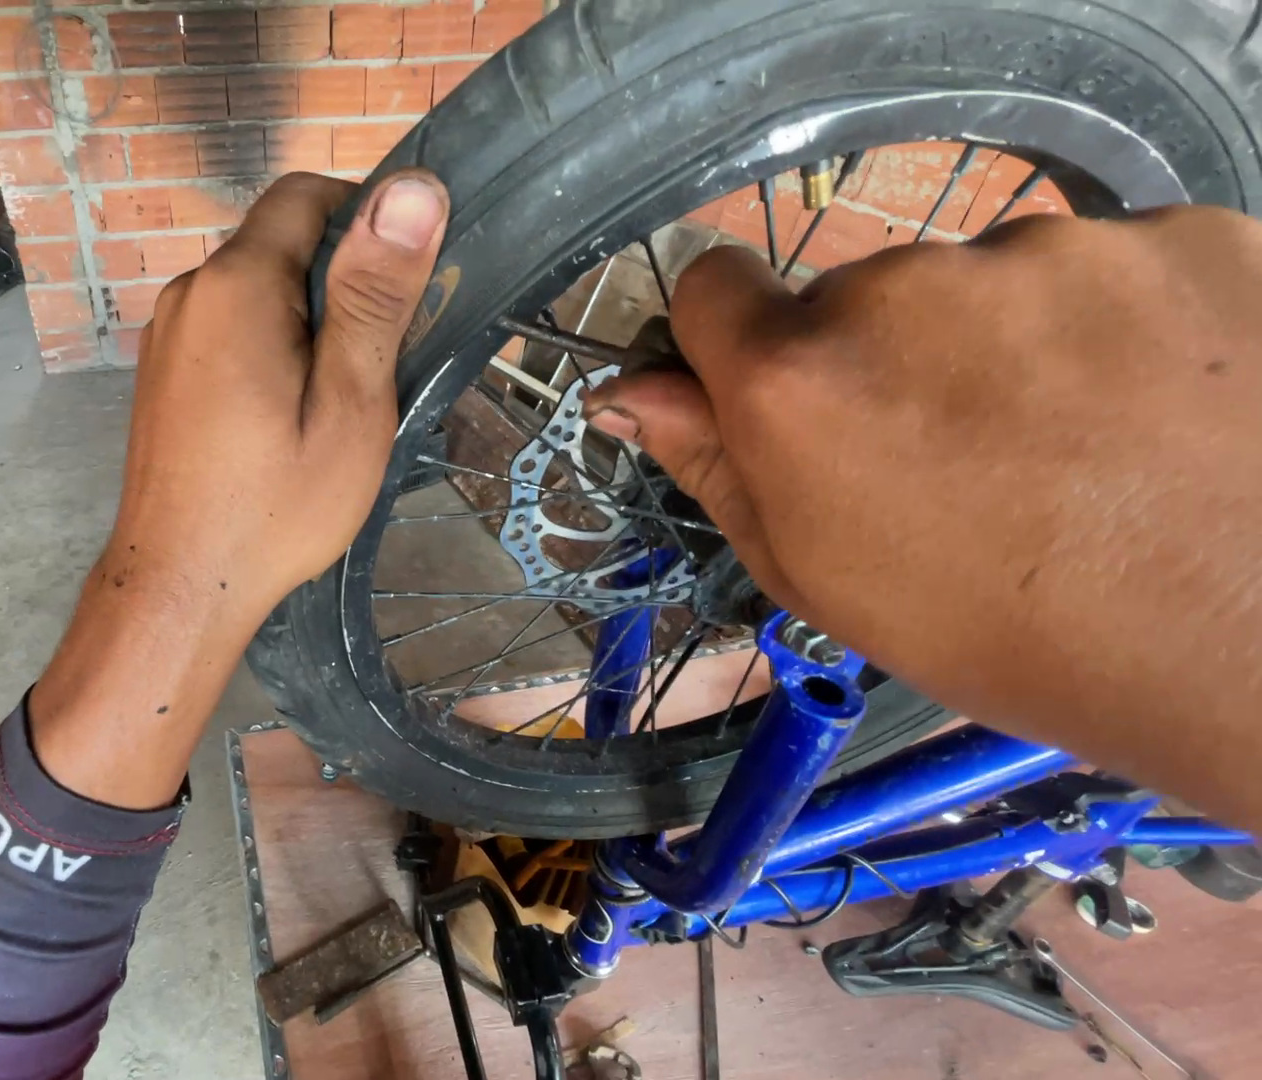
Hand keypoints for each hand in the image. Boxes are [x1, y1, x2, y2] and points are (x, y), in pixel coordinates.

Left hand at [107, 170, 450, 616]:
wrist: (181, 584)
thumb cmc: (277, 504)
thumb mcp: (348, 402)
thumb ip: (374, 295)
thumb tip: (413, 189)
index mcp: (236, 285)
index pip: (305, 196)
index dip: (364, 217)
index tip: (400, 284)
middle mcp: (188, 295)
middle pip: (276, 246)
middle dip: (335, 282)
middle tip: (375, 362)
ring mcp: (165, 339)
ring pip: (251, 294)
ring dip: (302, 322)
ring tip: (332, 400)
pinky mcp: (160, 378)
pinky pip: (224, 335)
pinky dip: (264, 351)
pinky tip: (281, 419)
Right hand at [588, 207, 1261, 825]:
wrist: (1254, 647)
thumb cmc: (978, 624)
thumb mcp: (801, 564)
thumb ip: (707, 460)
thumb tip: (627, 392)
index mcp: (793, 377)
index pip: (710, 284)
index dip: (722, 333)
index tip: (759, 383)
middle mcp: (899, 288)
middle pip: (841, 294)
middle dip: (860, 357)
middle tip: (926, 447)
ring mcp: (1049, 252)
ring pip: (964, 281)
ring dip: (974, 339)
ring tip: (1045, 433)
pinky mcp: (1183, 234)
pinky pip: (1086, 266)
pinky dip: (1090, 321)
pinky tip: (1136, 401)